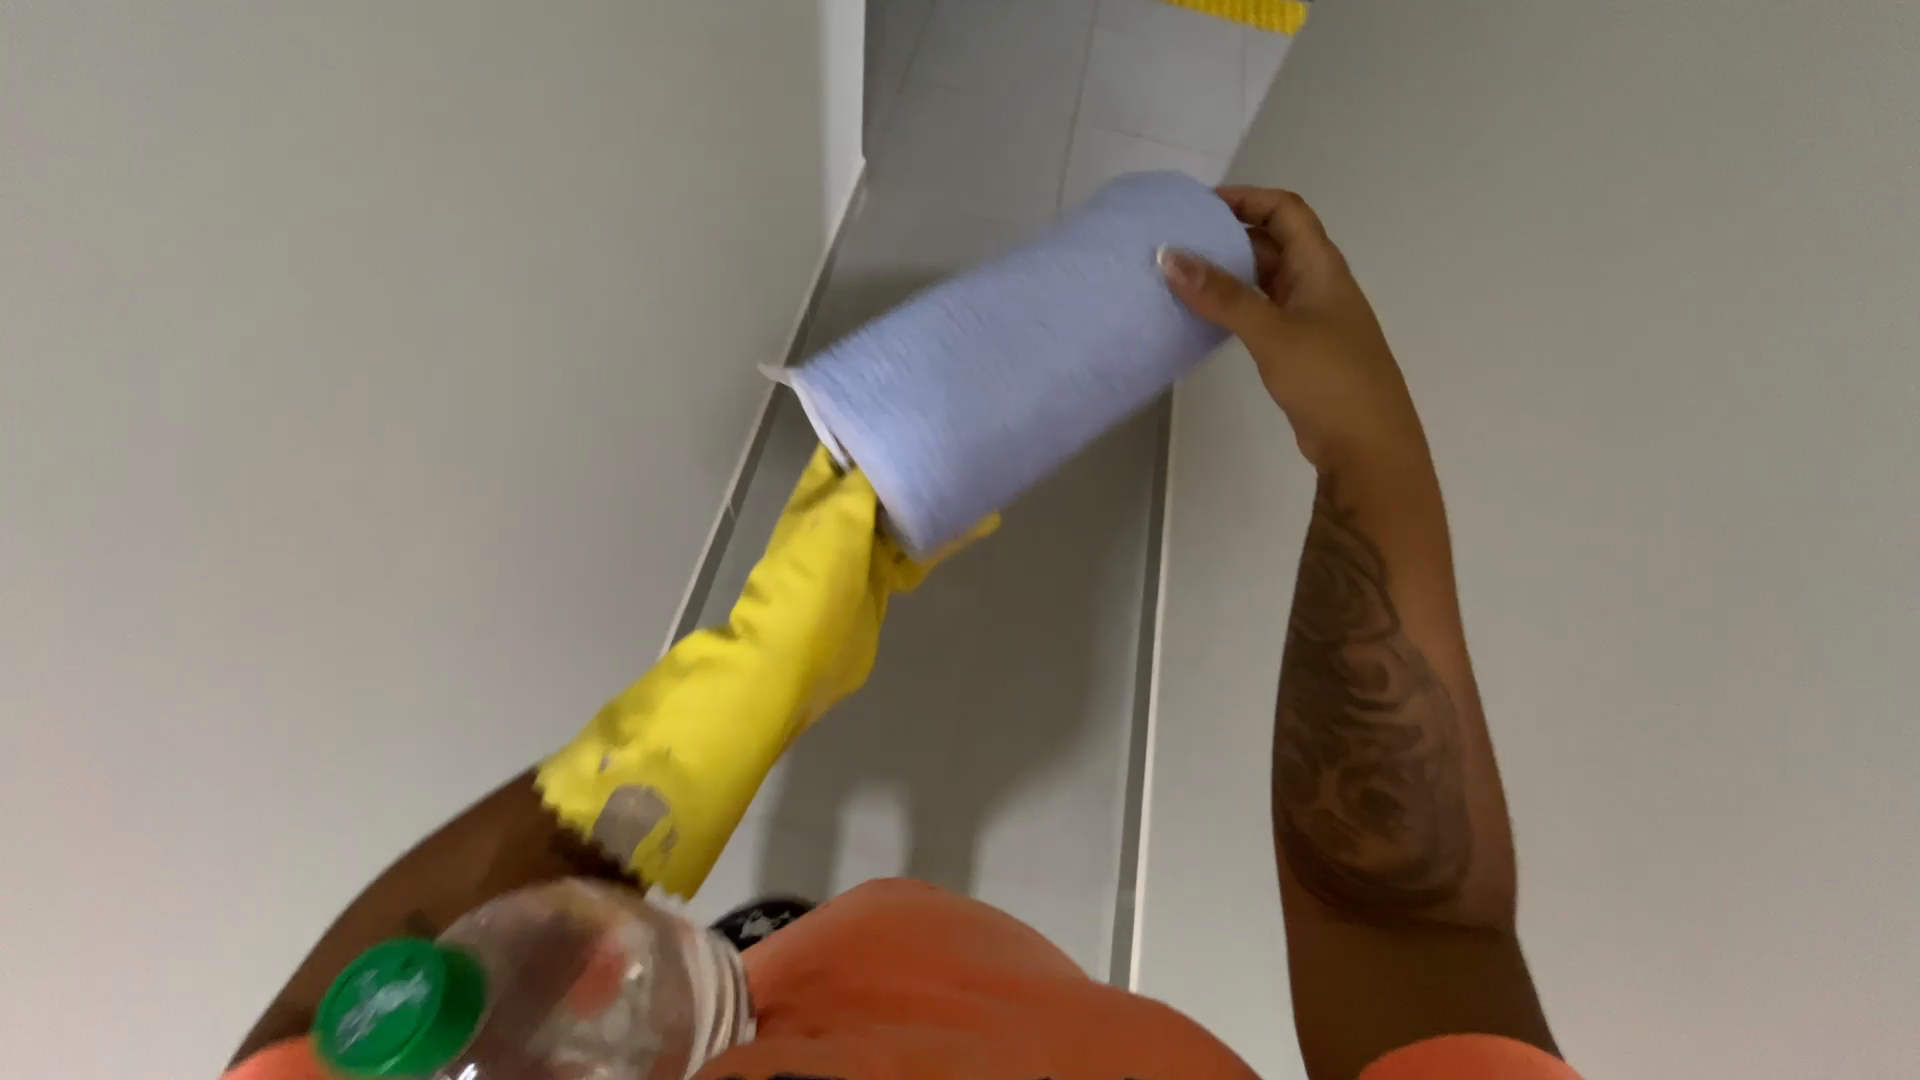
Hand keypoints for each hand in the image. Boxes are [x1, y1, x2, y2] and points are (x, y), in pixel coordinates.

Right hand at [1160, 188, 1427, 474]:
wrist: (1365, 444)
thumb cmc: (1328, 378)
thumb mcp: (1272, 331)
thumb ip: (1221, 295)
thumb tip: (1168, 255)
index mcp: (1320, 266)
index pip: (1285, 211)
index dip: (1246, 199)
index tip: (1199, 205)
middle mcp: (1317, 284)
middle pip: (1273, 243)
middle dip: (1229, 236)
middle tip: (1179, 241)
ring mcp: (1309, 319)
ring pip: (1265, 281)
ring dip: (1229, 274)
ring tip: (1181, 276)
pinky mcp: (1298, 350)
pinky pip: (1261, 313)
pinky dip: (1234, 308)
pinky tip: (1204, 318)